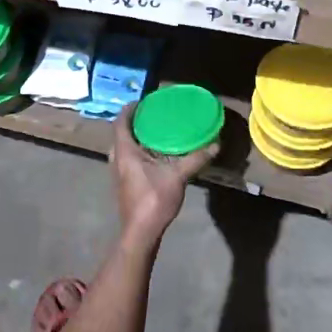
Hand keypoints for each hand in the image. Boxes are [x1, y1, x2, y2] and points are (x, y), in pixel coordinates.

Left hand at [110, 102, 218, 241]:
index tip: (142, 100)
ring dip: (136, 137)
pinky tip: (155, 154)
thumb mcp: (177, 176)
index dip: (129, 109)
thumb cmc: (153, 199)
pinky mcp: (124, 181)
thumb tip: (215, 144)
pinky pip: (128, 158)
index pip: (120, 122)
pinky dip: (138, 150)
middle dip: (134, 122)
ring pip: (124, 147)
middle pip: (121, 133)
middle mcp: (116, 158)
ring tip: (155, 130)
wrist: (141, 231)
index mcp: (124, 151)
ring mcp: (118, 171)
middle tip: (152, 114)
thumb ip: (195, 159)